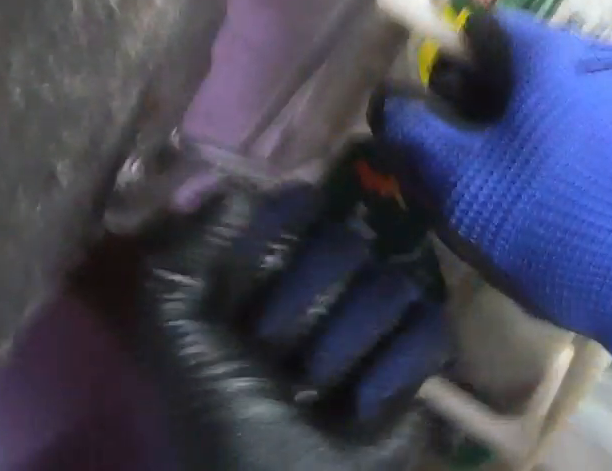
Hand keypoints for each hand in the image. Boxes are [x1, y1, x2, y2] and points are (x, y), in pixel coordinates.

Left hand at [130, 166, 448, 468]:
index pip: (301, 204)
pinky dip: (396, 366)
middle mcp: (333, 280)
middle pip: (349, 241)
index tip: (254, 279)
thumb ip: (185, 262)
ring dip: (345, 346)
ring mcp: (383, 314)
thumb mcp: (179, 343)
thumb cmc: (218, 424)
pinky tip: (363, 404)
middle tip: (279, 356)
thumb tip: (227, 188)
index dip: (280, 235)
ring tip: (318, 392)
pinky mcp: (423, 352)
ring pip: (392, 280)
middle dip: (306, 307)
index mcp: (276, 269)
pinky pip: (432, 324)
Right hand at [371, 10, 611, 449]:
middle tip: (495, 167)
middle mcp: (607, 53)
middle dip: (504, 102)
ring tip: (551, 192)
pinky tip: (603, 198)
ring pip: (580, 94)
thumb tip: (391, 97)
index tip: (451, 119)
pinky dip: (598, 144)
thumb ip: (416, 136)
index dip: (455, 68)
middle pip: (535, 61)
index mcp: (552, 54)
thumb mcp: (466, 191)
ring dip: (553, 125)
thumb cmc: (567, 227)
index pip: (486, 30)